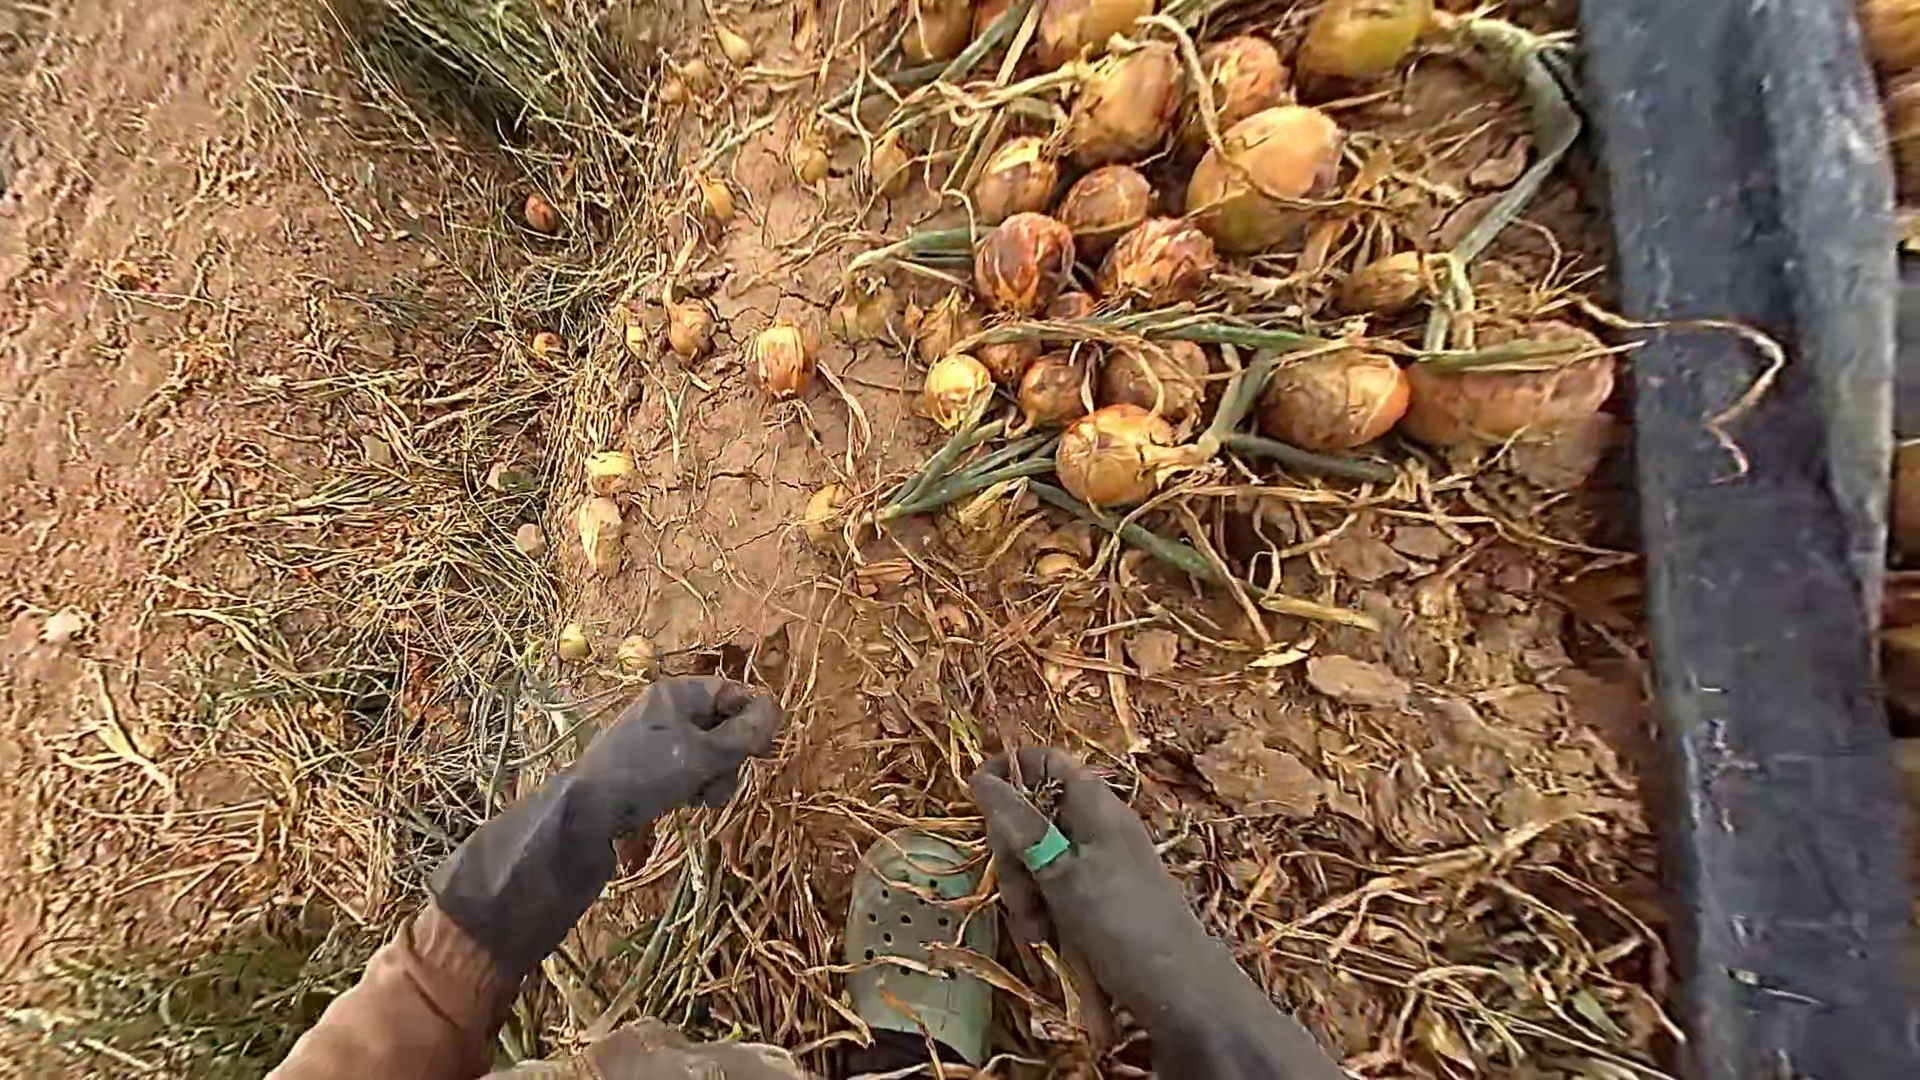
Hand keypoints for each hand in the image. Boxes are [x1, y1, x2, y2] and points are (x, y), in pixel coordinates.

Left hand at [433, 677, 780, 975]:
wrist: (578, 820)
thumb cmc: (643, 774)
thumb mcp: (702, 754)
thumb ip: (745, 733)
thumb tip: (777, 712)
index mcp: (679, 693)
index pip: (734, 692)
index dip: (756, 716)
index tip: (768, 746)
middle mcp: (669, 710)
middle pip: (726, 723)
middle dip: (733, 752)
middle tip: (727, 774)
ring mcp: (659, 740)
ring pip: (712, 750)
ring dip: (718, 772)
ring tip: (705, 796)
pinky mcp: (651, 767)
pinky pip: (692, 767)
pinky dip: (699, 783)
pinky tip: (692, 802)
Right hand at [971, 749, 1343, 1079]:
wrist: (1185, 999)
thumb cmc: (1122, 924)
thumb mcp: (1061, 872)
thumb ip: (1019, 824)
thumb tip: (981, 778)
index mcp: (1091, 801)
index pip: (1041, 760)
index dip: (1007, 772)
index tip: (978, 801)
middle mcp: (1093, 821)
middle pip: (1031, 810)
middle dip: (1012, 849)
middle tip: (1017, 890)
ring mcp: (1097, 857)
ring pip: (1037, 852)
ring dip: (1024, 887)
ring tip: (1033, 925)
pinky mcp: (1098, 891)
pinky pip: (1054, 884)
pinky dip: (1042, 906)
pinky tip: (1044, 935)